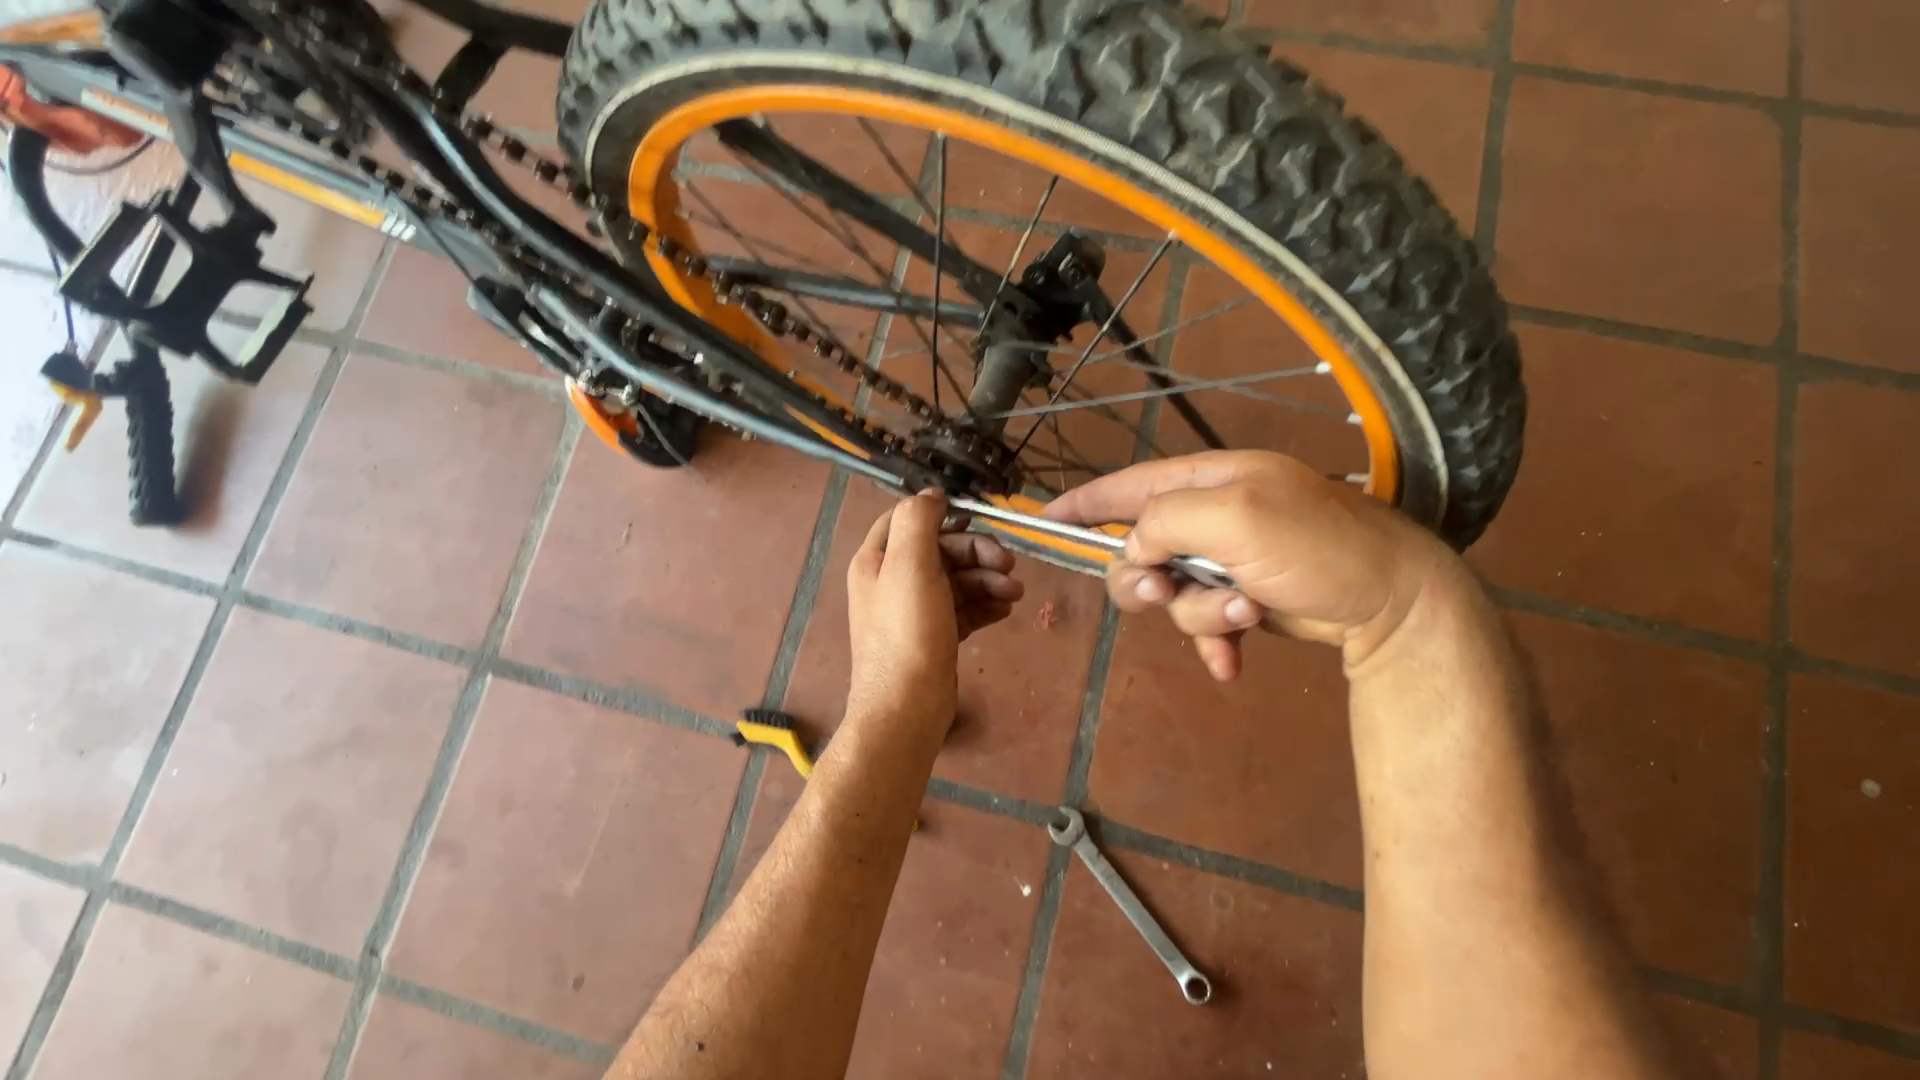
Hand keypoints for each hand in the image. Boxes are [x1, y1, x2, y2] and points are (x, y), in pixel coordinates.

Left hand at [845, 490, 1022, 727]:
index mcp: (877, 559)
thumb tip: (932, 493)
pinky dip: (984, 605)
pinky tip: (1005, 611)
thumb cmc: (907, 632)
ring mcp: (915, 610)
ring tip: (1014, 595)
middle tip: (1009, 564)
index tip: (975, 518)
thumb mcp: (909, 565)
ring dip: (988, 580)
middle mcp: (892, 581)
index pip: (907, 519)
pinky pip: (963, 608)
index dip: (941, 515)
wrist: (908, 707)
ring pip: (957, 579)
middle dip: (977, 553)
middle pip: (940, 550)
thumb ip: (918, 520)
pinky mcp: (935, 635)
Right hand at [1043, 451, 1459, 679]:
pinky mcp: (1244, 600)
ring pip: (1171, 595)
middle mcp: (1212, 518)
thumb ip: (1167, 522)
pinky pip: (1202, 624)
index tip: (1045, 519)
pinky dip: (1213, 641)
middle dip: (1145, 579)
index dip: (1085, 502)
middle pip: (1140, 551)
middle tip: (1160, 592)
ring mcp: (1228, 562)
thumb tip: (1135, 549)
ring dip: (1198, 613)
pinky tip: (1232, 664)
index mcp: (1209, 482)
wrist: (1393, 602)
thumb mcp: (1235, 517)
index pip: (1131, 485)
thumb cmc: (1316, 547)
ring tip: (1244, 616)